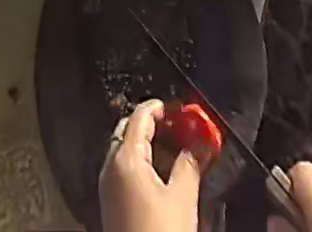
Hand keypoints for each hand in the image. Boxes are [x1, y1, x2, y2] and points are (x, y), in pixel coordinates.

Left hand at [100, 100, 204, 231]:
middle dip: (155, 125)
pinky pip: (125, 169)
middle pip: (130, 130)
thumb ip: (191, 163)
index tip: (181, 109)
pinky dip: (143, 162)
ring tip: (177, 151)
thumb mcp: (182, 198)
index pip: (140, 116)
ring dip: (149, 144)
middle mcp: (110, 167)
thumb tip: (202, 143)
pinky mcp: (111, 203)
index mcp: (125, 159)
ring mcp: (108, 186)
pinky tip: (164, 174)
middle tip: (181, 128)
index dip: (161, 108)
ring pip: (126, 149)